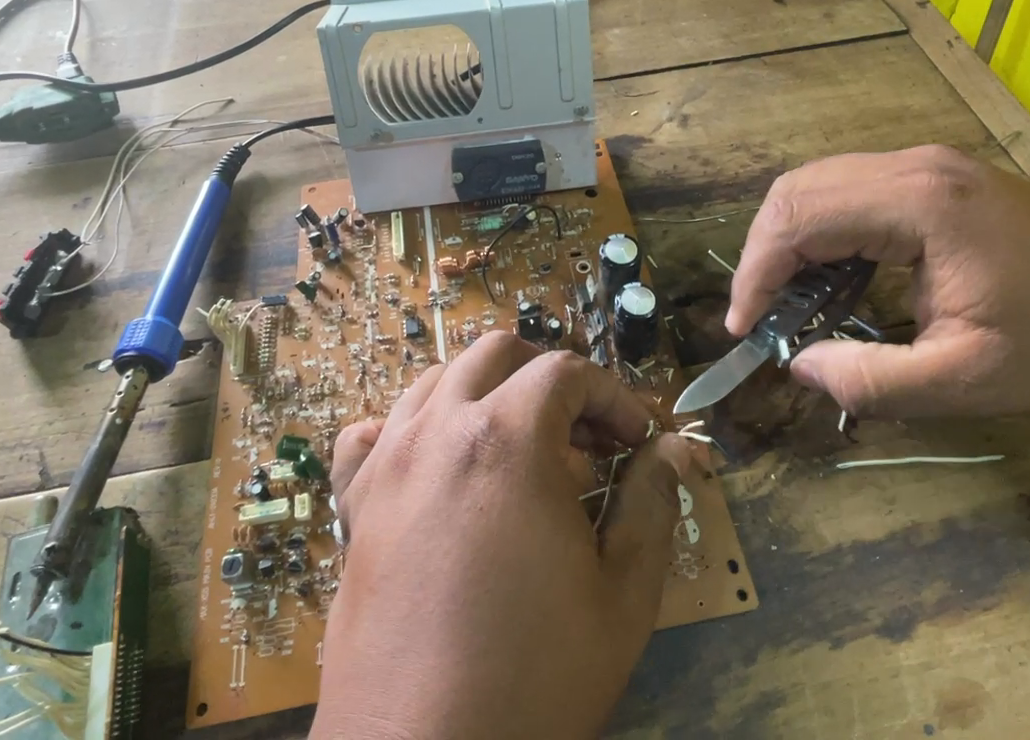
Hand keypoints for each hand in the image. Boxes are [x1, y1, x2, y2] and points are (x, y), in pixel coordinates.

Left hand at [311, 331, 703, 739]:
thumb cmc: (534, 674)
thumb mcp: (622, 594)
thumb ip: (652, 503)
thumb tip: (674, 449)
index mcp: (505, 439)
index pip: (565, 372)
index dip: (613, 396)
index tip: (637, 441)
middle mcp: (436, 431)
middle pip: (495, 354)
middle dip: (549, 379)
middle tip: (585, 438)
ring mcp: (386, 464)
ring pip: (435, 381)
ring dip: (486, 396)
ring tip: (520, 452)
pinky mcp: (355, 505)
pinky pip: (372, 434)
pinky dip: (409, 430)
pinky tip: (436, 470)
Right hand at [728, 146, 1029, 422]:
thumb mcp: (963, 381)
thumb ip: (865, 379)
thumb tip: (795, 364)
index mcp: (920, 202)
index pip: (797, 216)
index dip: (755, 273)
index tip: (744, 331)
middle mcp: (921, 167)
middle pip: (801, 188)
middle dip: (764, 252)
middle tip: (760, 316)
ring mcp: (939, 168)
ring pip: (826, 184)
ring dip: (793, 240)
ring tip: (790, 302)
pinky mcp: (952, 183)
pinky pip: (860, 193)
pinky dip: (829, 232)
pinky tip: (838, 280)